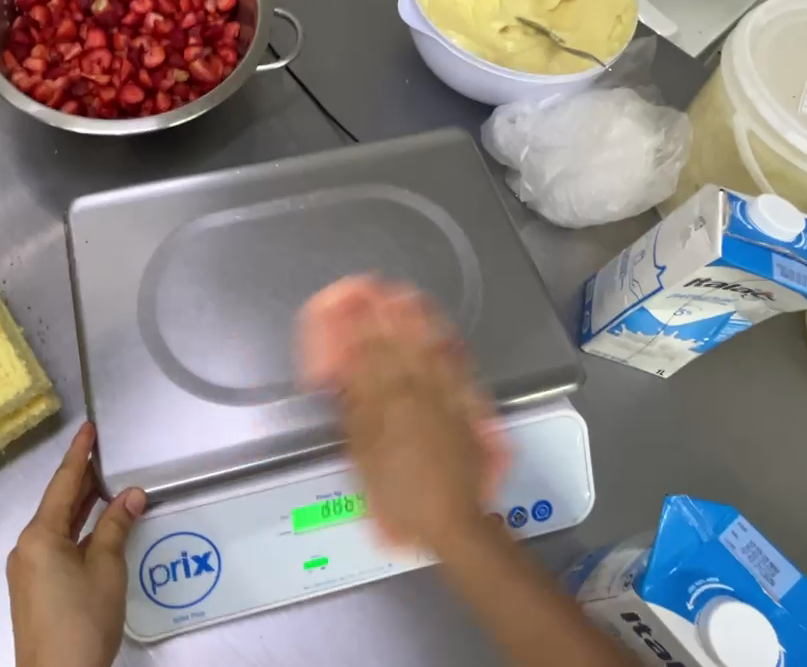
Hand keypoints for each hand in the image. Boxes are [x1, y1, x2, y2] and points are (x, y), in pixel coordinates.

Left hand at [7, 422, 145, 666]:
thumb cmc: (82, 620)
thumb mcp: (106, 568)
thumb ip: (117, 526)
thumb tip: (132, 495)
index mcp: (39, 536)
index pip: (64, 484)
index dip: (79, 454)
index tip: (88, 428)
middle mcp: (27, 548)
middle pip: (58, 504)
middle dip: (82, 480)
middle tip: (104, 454)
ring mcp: (28, 572)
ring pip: (58, 527)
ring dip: (82, 507)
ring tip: (106, 485)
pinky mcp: (35, 592)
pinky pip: (57, 547)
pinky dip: (78, 532)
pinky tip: (98, 529)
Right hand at [332, 281, 493, 555]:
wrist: (450, 522)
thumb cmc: (398, 498)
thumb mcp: (361, 458)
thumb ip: (352, 413)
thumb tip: (341, 378)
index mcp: (379, 407)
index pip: (361, 355)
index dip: (350, 326)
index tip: (341, 301)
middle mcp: (409, 394)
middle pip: (391, 344)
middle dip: (377, 312)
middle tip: (369, 284)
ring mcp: (440, 396)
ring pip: (423, 348)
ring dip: (410, 319)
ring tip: (401, 293)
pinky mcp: (465, 405)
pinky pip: (455, 367)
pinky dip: (446, 344)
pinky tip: (440, 328)